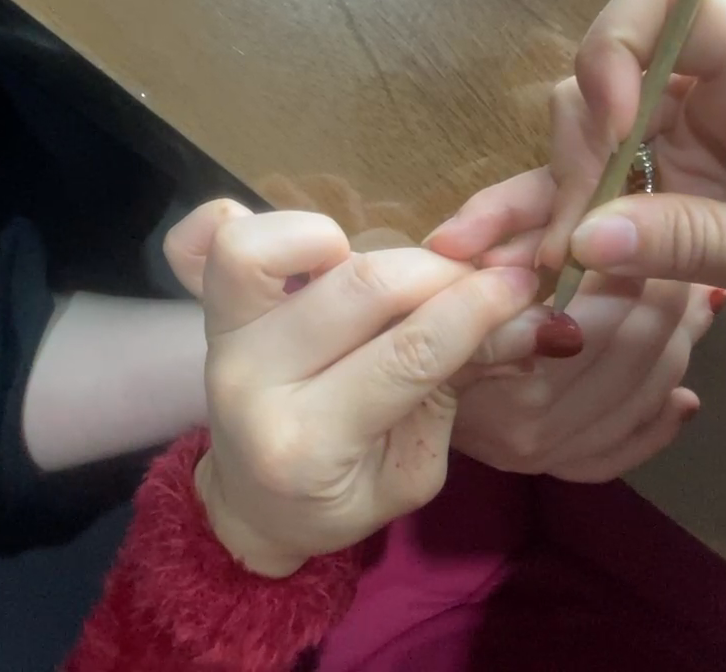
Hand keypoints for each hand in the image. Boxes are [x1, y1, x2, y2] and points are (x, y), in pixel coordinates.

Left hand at [162, 199, 537, 575]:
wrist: (251, 502)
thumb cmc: (337, 497)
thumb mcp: (412, 471)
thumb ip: (456, 389)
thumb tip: (527, 318)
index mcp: (307, 445)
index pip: (406, 355)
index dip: (475, 308)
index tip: (521, 284)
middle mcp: (251, 382)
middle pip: (356, 290)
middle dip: (435, 271)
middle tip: (473, 276)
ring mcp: (218, 337)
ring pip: (264, 250)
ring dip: (342, 242)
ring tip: (377, 269)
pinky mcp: (204, 309)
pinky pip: (198, 242)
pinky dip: (257, 223)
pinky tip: (309, 245)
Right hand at [428, 169, 707, 482]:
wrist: (363, 388)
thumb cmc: (402, 305)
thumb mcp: (453, 250)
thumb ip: (503, 224)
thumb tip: (594, 220)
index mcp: (502, 366)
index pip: (602, 310)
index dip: (636, 266)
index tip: (648, 232)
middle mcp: (528, 426)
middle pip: (640, 350)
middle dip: (672, 297)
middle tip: (685, 257)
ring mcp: (545, 454)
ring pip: (649, 390)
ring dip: (681, 342)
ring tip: (692, 300)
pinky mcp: (556, 470)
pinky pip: (629, 447)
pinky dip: (662, 419)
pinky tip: (682, 394)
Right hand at [455, 0, 725, 427]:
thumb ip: (702, 244)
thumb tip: (581, 240)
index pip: (665, 0)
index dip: (615, 46)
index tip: (616, 133)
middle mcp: (717, 90)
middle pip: (606, 74)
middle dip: (579, 151)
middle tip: (570, 244)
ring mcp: (692, 133)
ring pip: (592, 128)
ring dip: (565, 188)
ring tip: (553, 264)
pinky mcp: (679, 175)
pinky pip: (608, 179)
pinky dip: (578, 215)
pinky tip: (561, 261)